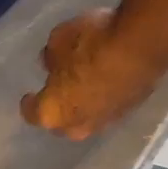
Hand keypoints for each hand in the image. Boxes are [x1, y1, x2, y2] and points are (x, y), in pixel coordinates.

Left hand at [21, 9, 156, 140]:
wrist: (139, 49)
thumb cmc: (90, 44)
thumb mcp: (59, 40)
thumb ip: (50, 56)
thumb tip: (49, 62)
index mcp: (51, 114)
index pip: (31, 114)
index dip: (29, 103)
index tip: (28, 96)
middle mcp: (75, 128)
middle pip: (60, 123)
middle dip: (58, 109)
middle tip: (59, 92)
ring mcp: (102, 125)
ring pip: (85, 119)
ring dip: (82, 107)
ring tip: (84, 89)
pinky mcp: (125, 115)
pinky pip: (106, 110)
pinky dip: (103, 101)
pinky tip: (106, 85)